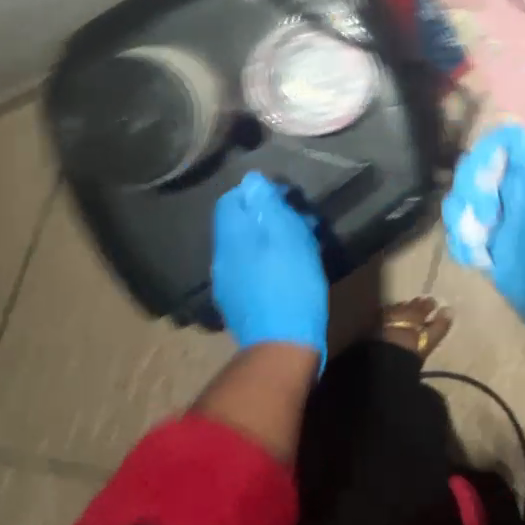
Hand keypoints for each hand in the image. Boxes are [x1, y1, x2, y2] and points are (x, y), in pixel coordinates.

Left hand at [211, 172, 328, 365]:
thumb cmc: (291, 283)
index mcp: (231, 237)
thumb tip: (251, 180)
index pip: (231, 200)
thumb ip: (267, 205)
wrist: (283, 343)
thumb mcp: (287, 235)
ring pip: (246, 248)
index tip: (286, 198)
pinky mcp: (239, 304)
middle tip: (301, 221)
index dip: (257, 193)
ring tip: (301, 245)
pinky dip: (269, 262)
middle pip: (239, 224)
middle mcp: (222, 257)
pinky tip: (290, 271)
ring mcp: (228, 284)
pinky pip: (251, 270)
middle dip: (268, 217)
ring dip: (270, 240)